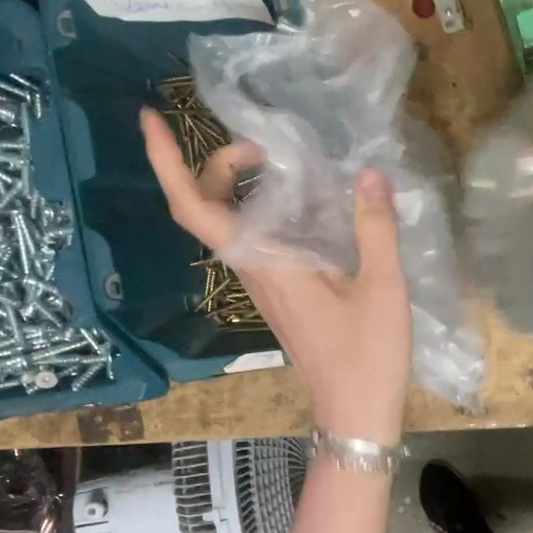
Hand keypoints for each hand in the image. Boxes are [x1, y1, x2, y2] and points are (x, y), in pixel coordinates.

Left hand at [141, 109, 411, 444]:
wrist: (357, 413)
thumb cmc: (368, 355)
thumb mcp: (383, 288)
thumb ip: (376, 228)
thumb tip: (370, 174)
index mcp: (268, 265)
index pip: (196, 209)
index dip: (166, 162)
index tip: (149, 119)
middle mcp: (255, 273)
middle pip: (207, 211)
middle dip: (216, 166)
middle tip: (260, 145)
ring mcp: (266, 289)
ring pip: (231, 228)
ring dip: (240, 189)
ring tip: (284, 165)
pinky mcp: (283, 298)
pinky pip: (258, 245)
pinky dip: (266, 213)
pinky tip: (307, 209)